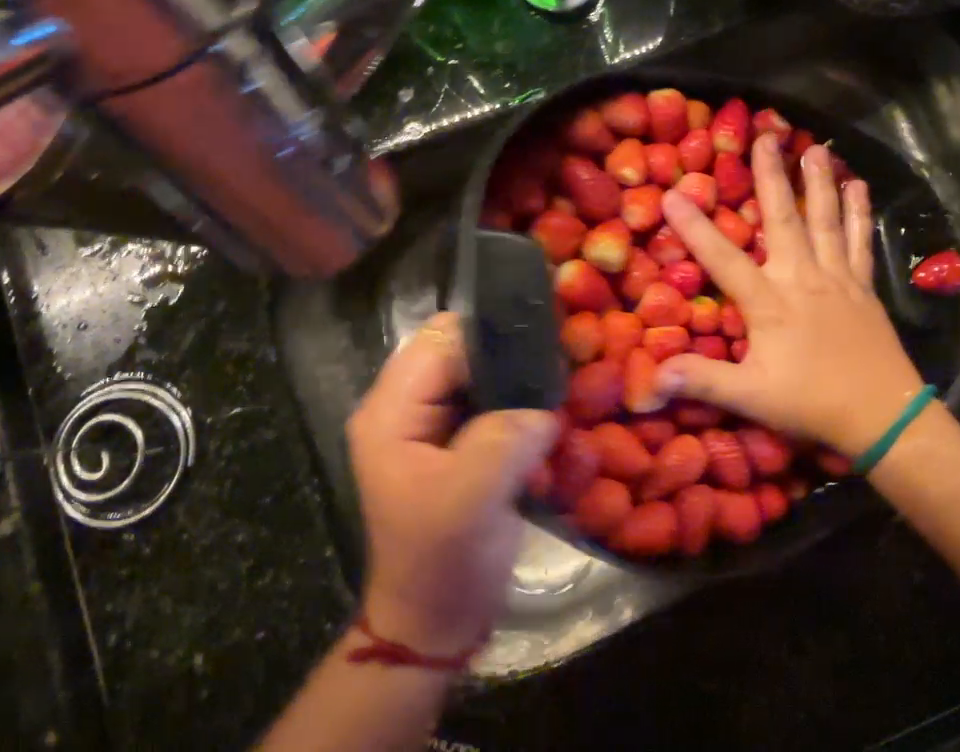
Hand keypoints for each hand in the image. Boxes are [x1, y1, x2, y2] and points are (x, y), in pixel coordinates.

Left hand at [346, 312, 558, 655]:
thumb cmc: (443, 561)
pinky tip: (556, 419)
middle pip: (466, 351)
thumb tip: (546, 407)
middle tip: (566, 369)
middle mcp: (409, 408)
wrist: (437, 622)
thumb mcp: (471, 497)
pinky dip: (528, 408)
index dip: (495, 336)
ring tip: (566, 392)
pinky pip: (499, 404)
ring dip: (525, 384)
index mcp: (393, 411)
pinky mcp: (464, 445)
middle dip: (516, 358)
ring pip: (487, 376)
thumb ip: (505, 437)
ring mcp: (436, 427)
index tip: (550, 344)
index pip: (444, 339)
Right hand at [654, 133, 926, 455]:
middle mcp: (802, 278)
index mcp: (769, 303)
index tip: (673, 193)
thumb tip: (648, 381)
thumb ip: (701, 381)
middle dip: (770, 177)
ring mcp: (838, 279)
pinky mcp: (864, 287)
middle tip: (765, 136)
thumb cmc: (811, 404)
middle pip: (783, 219)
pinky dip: (859, 213)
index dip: (695, 227)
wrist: (883, 414)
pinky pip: (860, 241)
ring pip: (826, 220)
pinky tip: (859, 186)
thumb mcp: (750, 397)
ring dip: (818, 182)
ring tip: (814, 147)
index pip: (723, 259)